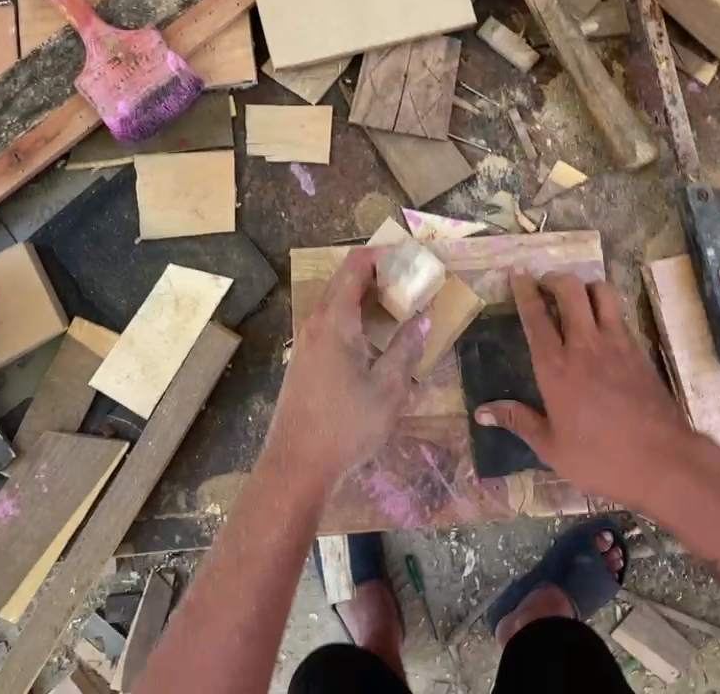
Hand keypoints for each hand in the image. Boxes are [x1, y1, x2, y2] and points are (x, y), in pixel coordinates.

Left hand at [267, 248, 427, 484]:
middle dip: (377, 273)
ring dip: (365, 297)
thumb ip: (407, 349)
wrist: (297, 465)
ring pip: (336, 303)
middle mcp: (316, 323)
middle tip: (410, 281)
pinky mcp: (304, 361)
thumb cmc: (346, 425)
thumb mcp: (389, 389)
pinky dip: (354, 317)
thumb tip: (423, 319)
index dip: (382, 255)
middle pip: (344, 280)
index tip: (410, 258)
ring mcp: (306, 342)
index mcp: (335, 320)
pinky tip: (374, 339)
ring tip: (398, 307)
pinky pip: (330, 323)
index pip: (356, 266)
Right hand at [475, 271, 699, 509]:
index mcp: (556, 367)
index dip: (524, 291)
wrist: (665, 461)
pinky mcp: (639, 350)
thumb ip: (518, 421)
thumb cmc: (601, 459)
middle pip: (570, 290)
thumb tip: (481, 412)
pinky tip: (601, 324)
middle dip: (554, 278)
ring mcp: (617, 344)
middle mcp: (585, 345)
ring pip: (601, 292)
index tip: (517, 273)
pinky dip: (606, 308)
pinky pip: (619, 314)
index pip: (536, 317)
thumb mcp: (552, 447)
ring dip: (585, 287)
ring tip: (575, 297)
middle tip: (544, 283)